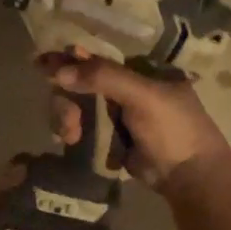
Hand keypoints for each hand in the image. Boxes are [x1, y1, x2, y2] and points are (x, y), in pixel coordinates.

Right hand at [38, 53, 230, 190]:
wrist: (188, 176)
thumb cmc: (174, 129)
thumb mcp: (143, 96)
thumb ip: (104, 78)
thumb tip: (58, 71)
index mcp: (141, 66)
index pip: (100, 53)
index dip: (71, 56)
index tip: (42, 63)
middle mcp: (125, 84)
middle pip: (80, 80)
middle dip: (67, 97)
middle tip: (67, 119)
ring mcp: (115, 111)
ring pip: (76, 104)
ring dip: (66, 117)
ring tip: (70, 137)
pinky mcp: (107, 136)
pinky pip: (80, 125)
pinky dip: (70, 131)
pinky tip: (71, 142)